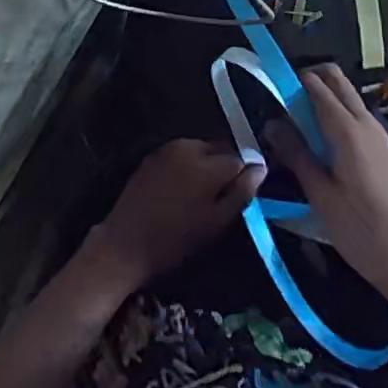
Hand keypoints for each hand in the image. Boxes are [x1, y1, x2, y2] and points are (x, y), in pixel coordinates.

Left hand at [86, 139, 265, 292]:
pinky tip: (183, 189)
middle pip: (219, 148)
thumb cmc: (176, 239)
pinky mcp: (152, 155)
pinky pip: (180, 153)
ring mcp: (167, 148)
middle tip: (225, 194)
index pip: (241, 157)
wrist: (126, 241)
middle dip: (227, 166)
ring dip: (207, 164)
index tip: (247, 191)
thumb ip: (241, 192)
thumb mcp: (216, 223)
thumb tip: (260, 168)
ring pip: (200, 149)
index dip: (247, 173)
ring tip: (204, 194)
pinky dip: (188, 165)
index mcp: (208, 163)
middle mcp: (188, 146)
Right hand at [265, 65, 387, 300]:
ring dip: (321, 99)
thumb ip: (295, 154)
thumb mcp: (320, 195)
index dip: (289, 79)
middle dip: (308, 80)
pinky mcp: (383, 152)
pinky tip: (318, 146)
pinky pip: (354, 117)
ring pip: (347, 97)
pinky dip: (334, 116)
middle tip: (281, 103)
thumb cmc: (362, 232)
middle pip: (336, 80)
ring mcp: (378, 137)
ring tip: (294, 126)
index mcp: (348, 129)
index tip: (267, 91)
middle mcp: (366, 123)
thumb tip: (271, 123)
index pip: (315, 84)